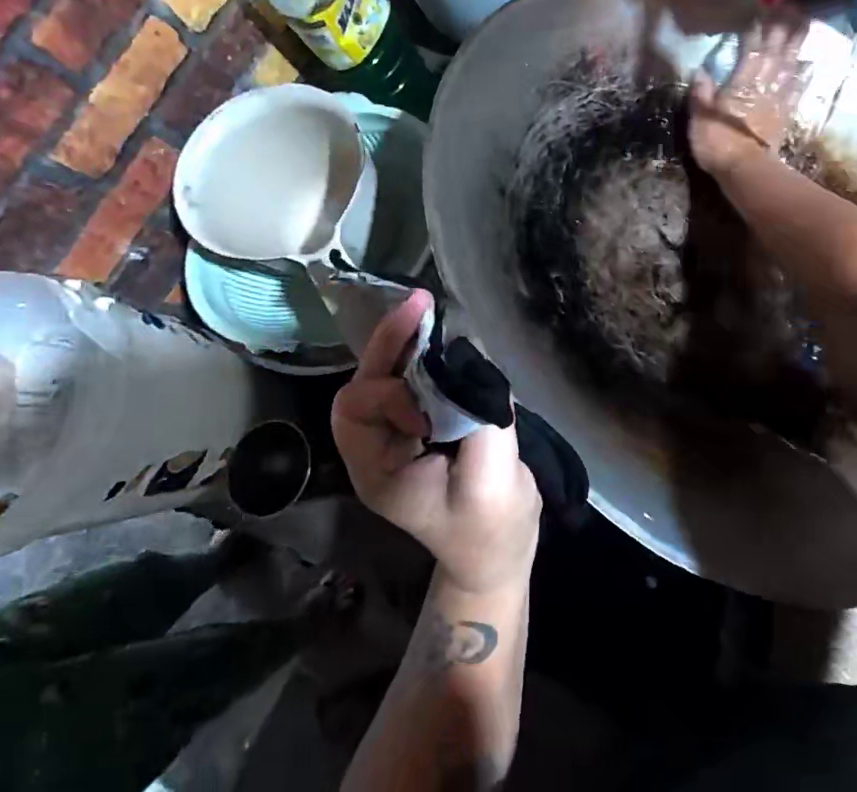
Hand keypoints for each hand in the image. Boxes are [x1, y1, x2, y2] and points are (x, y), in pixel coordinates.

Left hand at [331, 291, 540, 595]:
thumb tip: (471, 361)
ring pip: (388, 376)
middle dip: (390, 342)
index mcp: (377, 469)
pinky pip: (415, 383)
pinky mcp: (426, 426)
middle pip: (366, 382)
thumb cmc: (491, 527)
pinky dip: (427, 356)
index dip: (391, 391)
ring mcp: (400, 437)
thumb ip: (478, 418)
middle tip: (422, 303)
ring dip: (406, 342)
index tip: (433, 402)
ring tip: (430, 308)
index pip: (357, 409)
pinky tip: (447, 338)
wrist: (499, 552)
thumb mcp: (491, 480)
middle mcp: (378, 448)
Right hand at [687, 14, 809, 175]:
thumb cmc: (717, 144)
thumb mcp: (700, 118)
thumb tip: (701, 72)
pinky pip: (796, 91)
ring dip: (796, 47)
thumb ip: (702, 93)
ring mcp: (777, 101)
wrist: (745, 171)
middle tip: (792, 10)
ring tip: (804, 27)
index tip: (762, 13)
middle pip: (775, 53)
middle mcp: (762, 86)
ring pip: (789, 67)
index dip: (757, 32)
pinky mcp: (784, 116)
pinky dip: (803, 77)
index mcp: (741, 83)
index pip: (751, 50)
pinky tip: (808, 65)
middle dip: (782, 31)